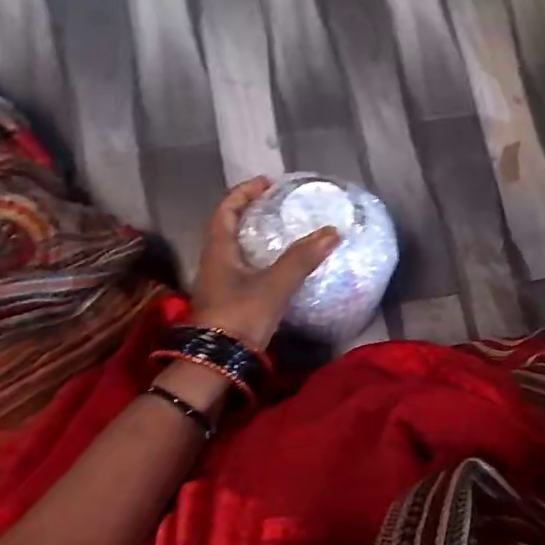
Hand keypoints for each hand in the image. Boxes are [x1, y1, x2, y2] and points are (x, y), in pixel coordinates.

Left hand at [189, 177, 340, 349]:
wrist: (217, 361)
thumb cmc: (240, 316)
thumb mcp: (274, 285)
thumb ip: (301, 259)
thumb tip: (331, 232)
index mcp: (218, 250)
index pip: (226, 209)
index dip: (244, 192)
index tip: (266, 183)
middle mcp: (213, 262)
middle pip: (227, 227)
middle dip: (249, 213)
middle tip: (275, 207)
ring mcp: (217, 283)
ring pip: (233, 250)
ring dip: (252, 237)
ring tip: (279, 233)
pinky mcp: (225, 302)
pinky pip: (240, 270)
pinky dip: (257, 260)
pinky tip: (275, 268)